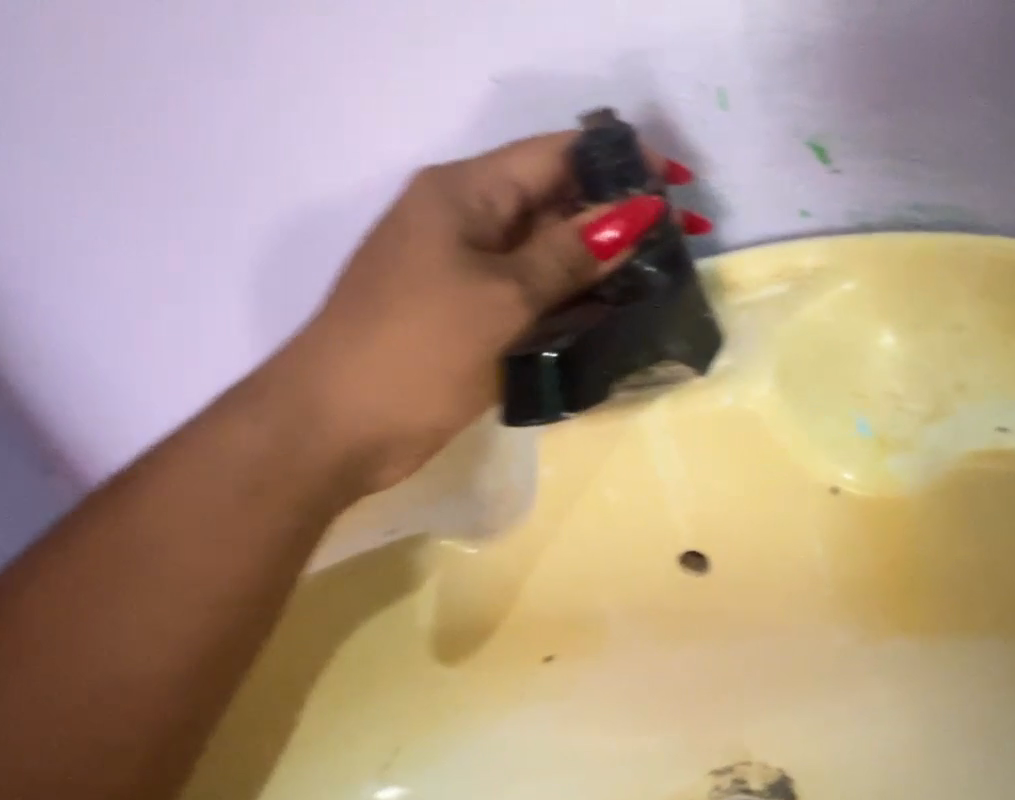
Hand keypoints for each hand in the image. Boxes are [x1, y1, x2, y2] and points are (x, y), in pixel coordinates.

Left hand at [277, 132, 708, 493]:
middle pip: (551, 203)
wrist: (335, 428)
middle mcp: (464, 223)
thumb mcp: (501, 298)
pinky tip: (614, 320)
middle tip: (679, 248)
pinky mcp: (466, 320)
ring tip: (660, 283)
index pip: (553, 156)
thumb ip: (568, 256)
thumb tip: (634, 215)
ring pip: (543, 256)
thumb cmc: (415, 352)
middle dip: (613, 221)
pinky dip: (567, 305)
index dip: (617, 164)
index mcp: (463, 194)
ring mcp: (463, 275)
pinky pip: (528, 299)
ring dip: (596, 268)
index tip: (678, 188)